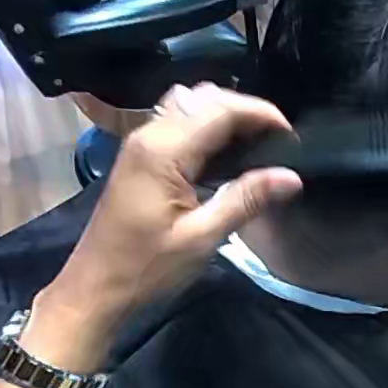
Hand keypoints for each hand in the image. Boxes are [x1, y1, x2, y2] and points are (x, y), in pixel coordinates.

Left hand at [23, 84, 302, 374]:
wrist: (96, 290)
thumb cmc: (146, 269)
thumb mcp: (201, 238)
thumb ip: (246, 200)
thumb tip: (291, 177)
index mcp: (164, 150)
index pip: (220, 108)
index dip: (261, 113)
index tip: (292, 136)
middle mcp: (149, 135)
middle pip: (203, 97)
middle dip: (245, 110)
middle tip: (277, 143)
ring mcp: (140, 145)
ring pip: (189, 106)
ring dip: (225, 117)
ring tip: (256, 148)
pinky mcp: (139, 160)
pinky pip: (177, 125)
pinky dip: (206, 130)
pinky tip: (226, 159)